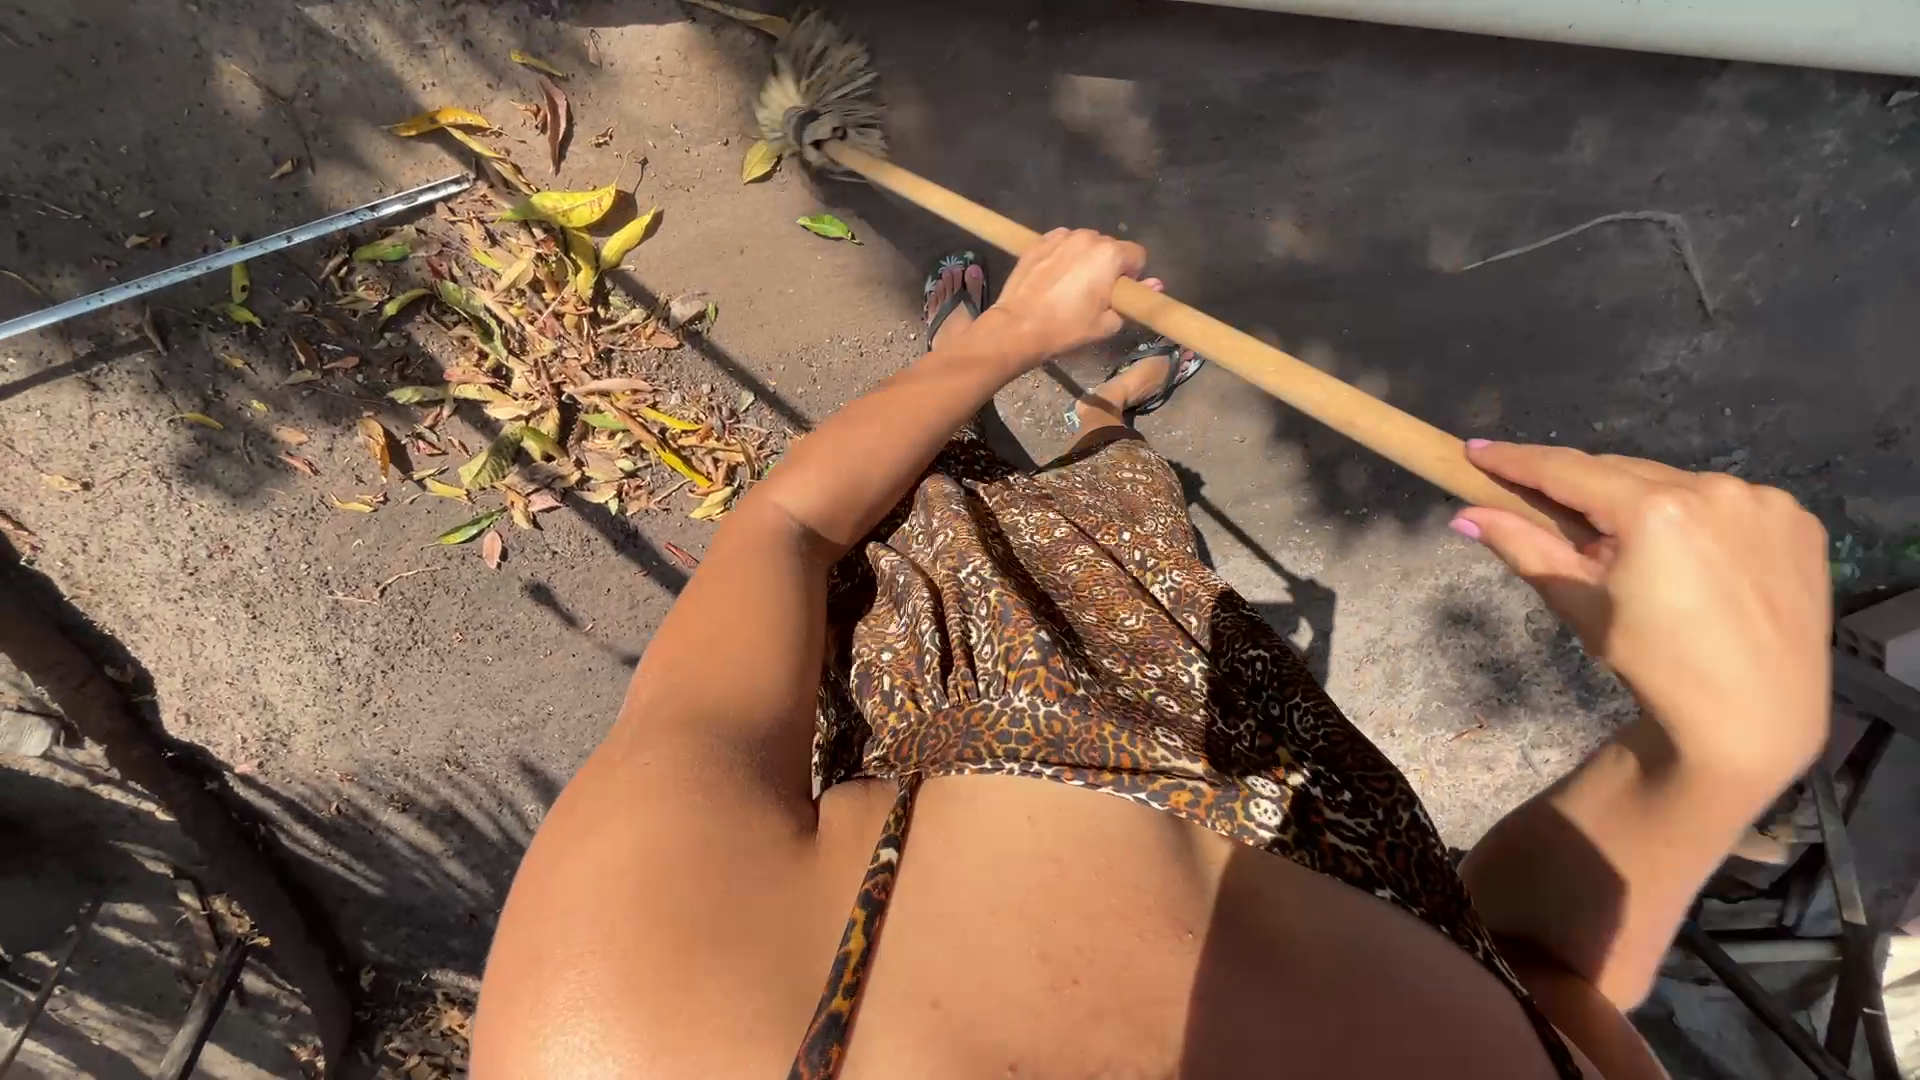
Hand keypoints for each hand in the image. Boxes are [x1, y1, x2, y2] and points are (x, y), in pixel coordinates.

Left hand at [974, 228, 1155, 367]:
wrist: (1018, 327)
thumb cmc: (1066, 329)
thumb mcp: (1106, 324)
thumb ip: (1132, 301)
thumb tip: (1155, 284)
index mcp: (1110, 254)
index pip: (1137, 255)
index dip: (1133, 276)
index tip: (1118, 294)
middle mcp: (1088, 237)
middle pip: (1110, 247)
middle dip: (1108, 266)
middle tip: (1093, 293)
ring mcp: (1061, 236)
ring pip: (1085, 244)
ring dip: (1085, 259)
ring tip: (1071, 285)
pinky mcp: (1039, 241)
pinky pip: (1062, 243)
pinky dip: (1064, 255)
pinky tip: (1054, 277)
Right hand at [1453, 442, 1830, 779]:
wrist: (1753, 712)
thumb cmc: (1651, 658)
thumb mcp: (1574, 600)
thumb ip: (1520, 545)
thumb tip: (1463, 516)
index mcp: (1656, 510)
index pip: (1568, 470)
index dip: (1516, 459)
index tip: (1475, 451)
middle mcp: (1716, 490)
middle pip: (1619, 472)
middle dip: (1574, 485)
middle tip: (1537, 506)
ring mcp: (1765, 503)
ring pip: (1668, 482)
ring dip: (1628, 498)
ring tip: (1612, 540)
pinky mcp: (1797, 522)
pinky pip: (1718, 499)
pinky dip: (1682, 512)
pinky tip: (1674, 549)